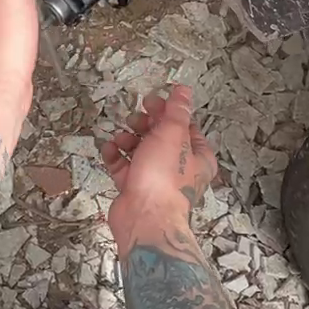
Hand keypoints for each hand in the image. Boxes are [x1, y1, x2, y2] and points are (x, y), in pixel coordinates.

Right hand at [101, 85, 216, 245]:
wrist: (144, 216)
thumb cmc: (164, 179)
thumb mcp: (173, 134)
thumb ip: (177, 110)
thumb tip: (183, 91)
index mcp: (197, 157)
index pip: (186, 127)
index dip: (169, 112)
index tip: (153, 101)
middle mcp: (179, 169)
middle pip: (161, 138)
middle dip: (145, 125)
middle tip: (136, 119)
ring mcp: (155, 179)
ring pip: (141, 151)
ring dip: (128, 139)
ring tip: (122, 137)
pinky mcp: (135, 188)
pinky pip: (123, 167)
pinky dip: (115, 156)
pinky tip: (110, 149)